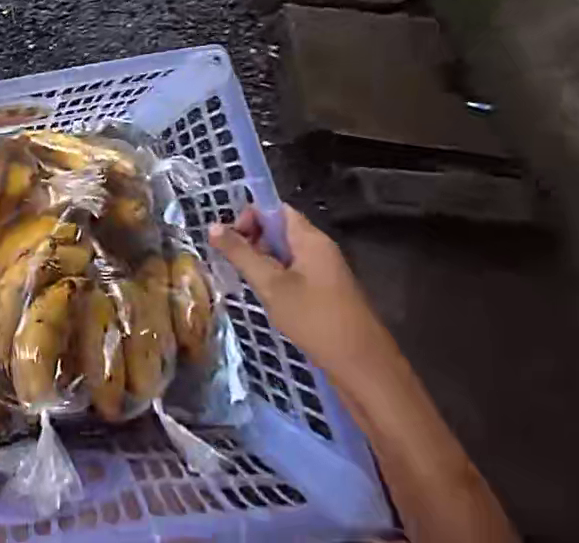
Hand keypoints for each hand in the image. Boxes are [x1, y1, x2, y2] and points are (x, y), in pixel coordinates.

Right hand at [209, 204, 394, 383]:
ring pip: (285, 253)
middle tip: (236, 265)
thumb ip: (241, 254)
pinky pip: (295, 272)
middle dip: (252, 241)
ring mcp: (325, 271)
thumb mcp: (271, 285)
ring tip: (248, 283)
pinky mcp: (327, 292)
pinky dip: (277, 278)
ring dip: (263, 262)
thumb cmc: (316, 320)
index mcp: (309, 238)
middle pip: (278, 228)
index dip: (250, 216)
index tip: (232, 241)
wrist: (364, 369)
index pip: (274, 208)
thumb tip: (213, 226)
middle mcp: (319, 248)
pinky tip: (268, 299)